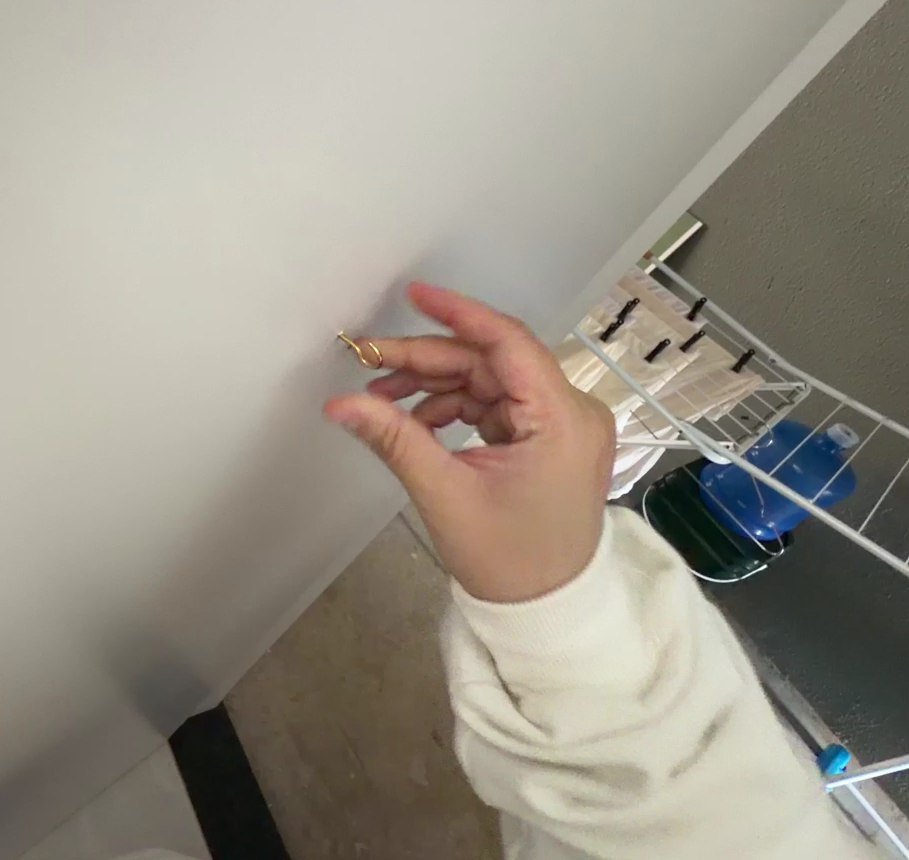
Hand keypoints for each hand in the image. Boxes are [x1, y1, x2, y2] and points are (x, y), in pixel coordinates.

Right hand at [326, 283, 614, 603]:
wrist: (547, 613)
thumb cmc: (507, 560)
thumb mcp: (444, 494)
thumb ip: (393, 438)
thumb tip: (337, 404)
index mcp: (562, 419)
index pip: (508, 343)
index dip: (457, 314)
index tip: (413, 294)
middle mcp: (570, 411)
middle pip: (488, 362)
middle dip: (425, 360)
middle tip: (368, 363)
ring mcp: (559, 424)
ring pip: (485, 380)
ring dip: (433, 384)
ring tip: (380, 400)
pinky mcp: (544, 437)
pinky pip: (491, 403)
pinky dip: (450, 406)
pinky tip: (413, 420)